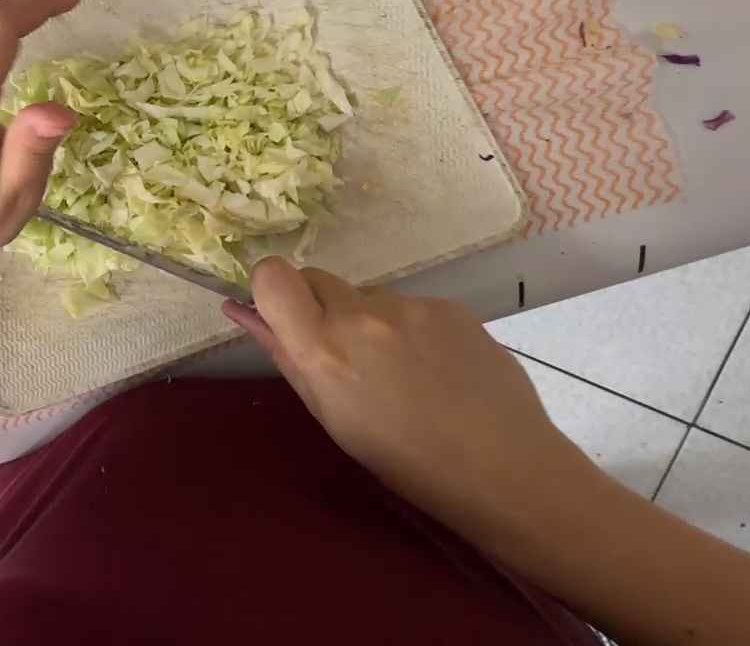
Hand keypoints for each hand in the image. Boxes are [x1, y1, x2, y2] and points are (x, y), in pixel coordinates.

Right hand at [222, 258, 596, 533]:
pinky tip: (434, 368)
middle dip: (317, 306)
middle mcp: (361, 315)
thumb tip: (238, 309)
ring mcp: (410, 306)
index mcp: (323, 347)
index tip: (283, 316)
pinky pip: (407, 304)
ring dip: (366, 319)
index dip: (270, 288)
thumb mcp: (326, 412)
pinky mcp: (450, 307)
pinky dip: (408, 327)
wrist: (511, 474)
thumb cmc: (402, 458)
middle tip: (344, 354)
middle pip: (314, 278)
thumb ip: (281, 353)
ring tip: (400, 370)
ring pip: (364, 294)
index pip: (271, 274)